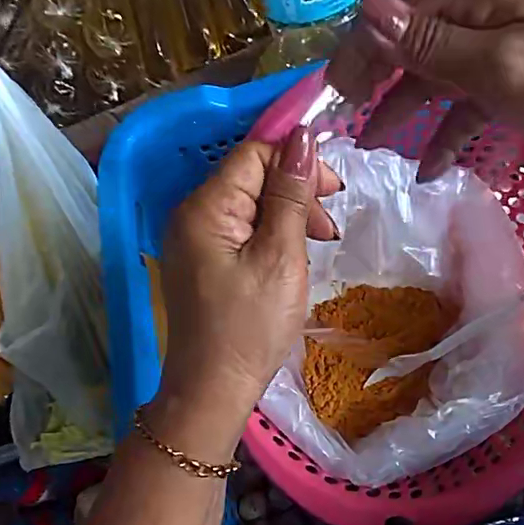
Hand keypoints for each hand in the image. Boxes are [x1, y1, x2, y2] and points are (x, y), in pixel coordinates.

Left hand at [152, 129, 340, 456]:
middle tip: (328, 227)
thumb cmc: (251, 326)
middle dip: (294, 190)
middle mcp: (190, 214)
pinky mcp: (201, 259)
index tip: (333, 193)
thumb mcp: (280, 256)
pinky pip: (240, 228)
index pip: (253, 154)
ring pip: (248, 202)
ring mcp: (192, 238)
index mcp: (205, 207)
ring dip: (287, 213)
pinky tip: (292, 254)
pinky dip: (270, 233)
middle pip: (249, 175)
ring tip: (317, 243)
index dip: (296, 162)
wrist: (213, 389)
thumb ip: (290, 194)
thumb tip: (302, 135)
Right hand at [323, 0, 523, 179]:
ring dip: (404, 118)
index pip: (397, 20)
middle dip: (376, 88)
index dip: (360, 53)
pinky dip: (445, 140)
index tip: (333, 95)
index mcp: (471, 5)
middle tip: (346, 127)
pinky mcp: (507, 93)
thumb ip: (427, 45)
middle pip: (410, 54)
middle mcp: (477, 26)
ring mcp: (492, 61)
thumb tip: (365, 10)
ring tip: (375, 151)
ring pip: (432, 86)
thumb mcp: (493, 64)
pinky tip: (430, 171)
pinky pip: (463, 114)